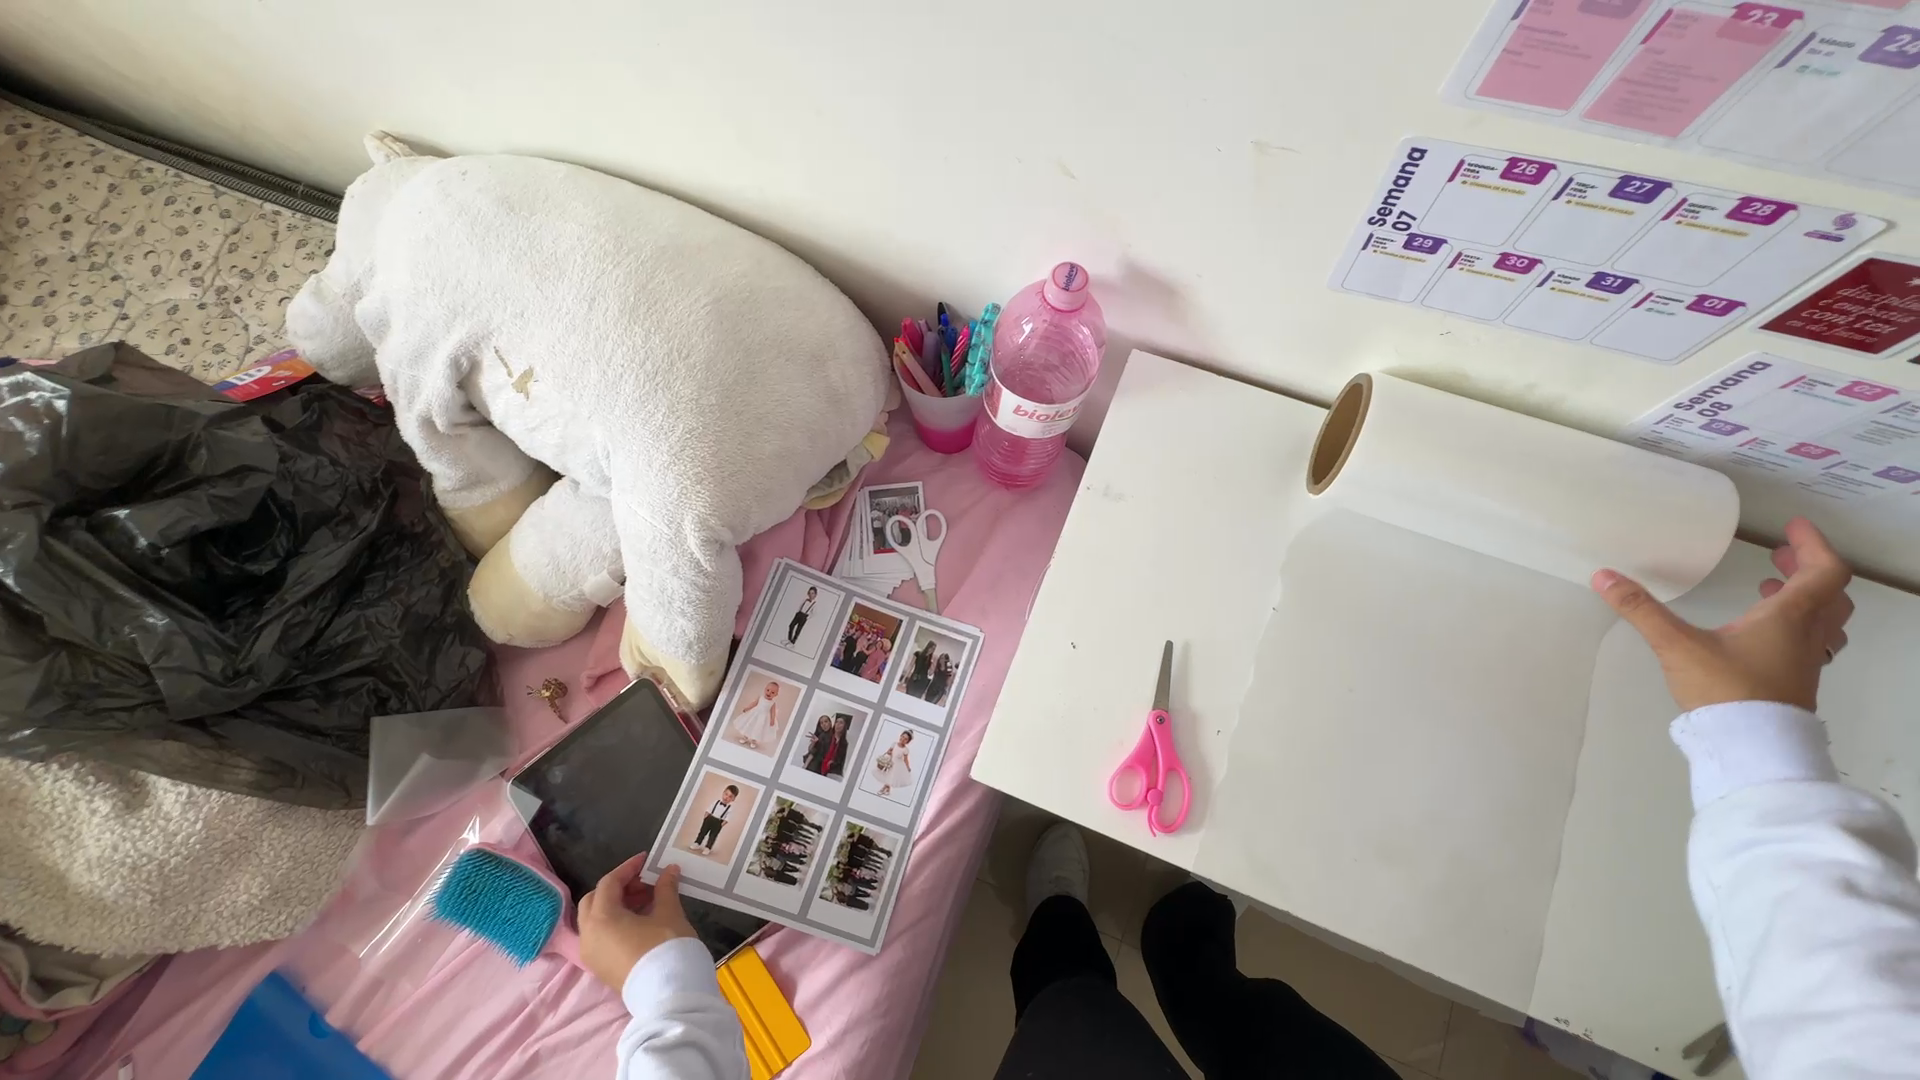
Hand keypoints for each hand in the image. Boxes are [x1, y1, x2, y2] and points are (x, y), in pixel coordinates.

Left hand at [577, 853, 696, 992]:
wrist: (666, 995)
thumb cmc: (665, 948)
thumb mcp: (669, 913)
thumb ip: (665, 888)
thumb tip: (669, 870)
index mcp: (601, 918)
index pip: (608, 883)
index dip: (628, 868)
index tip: (647, 860)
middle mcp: (588, 936)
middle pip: (594, 901)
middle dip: (617, 888)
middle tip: (644, 884)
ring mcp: (591, 955)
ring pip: (595, 920)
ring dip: (616, 905)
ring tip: (648, 902)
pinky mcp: (600, 968)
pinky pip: (600, 936)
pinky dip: (614, 923)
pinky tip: (641, 922)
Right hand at [1591, 517, 1853, 712]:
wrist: (1751, 743)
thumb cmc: (1725, 688)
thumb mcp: (1676, 644)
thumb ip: (1641, 609)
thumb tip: (1604, 576)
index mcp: (1789, 618)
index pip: (1823, 572)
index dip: (1813, 545)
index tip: (1793, 528)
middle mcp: (1807, 634)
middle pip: (1829, 593)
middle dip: (1808, 568)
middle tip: (1780, 554)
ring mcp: (1805, 659)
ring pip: (1826, 618)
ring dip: (1807, 597)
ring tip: (1773, 587)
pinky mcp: (1795, 677)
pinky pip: (1810, 639)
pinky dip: (1796, 623)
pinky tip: (1762, 630)